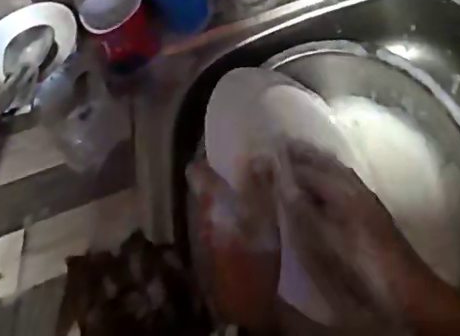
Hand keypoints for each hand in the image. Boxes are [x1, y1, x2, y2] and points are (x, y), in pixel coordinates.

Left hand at [188, 156, 280, 333]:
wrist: (244, 308)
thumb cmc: (254, 257)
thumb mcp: (264, 218)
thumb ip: (260, 186)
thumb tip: (258, 157)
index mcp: (212, 201)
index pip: (196, 170)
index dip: (207, 157)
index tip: (225, 151)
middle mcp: (202, 214)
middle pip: (204, 186)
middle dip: (221, 177)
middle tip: (244, 169)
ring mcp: (204, 234)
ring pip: (211, 205)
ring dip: (225, 197)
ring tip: (249, 192)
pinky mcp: (211, 251)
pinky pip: (216, 221)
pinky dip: (228, 215)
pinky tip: (246, 220)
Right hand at [277, 143, 441, 325]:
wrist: (409, 288)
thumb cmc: (364, 267)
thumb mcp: (328, 244)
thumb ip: (305, 213)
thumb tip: (283, 184)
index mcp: (343, 191)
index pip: (309, 170)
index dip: (288, 163)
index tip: (268, 153)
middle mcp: (355, 186)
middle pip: (326, 162)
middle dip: (304, 153)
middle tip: (283, 144)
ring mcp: (367, 196)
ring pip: (338, 169)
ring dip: (318, 160)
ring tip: (301, 157)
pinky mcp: (373, 208)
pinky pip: (346, 178)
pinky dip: (331, 171)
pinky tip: (327, 182)